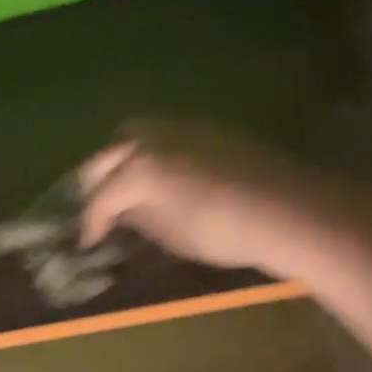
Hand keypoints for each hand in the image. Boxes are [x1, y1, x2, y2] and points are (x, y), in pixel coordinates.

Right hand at [78, 120, 371, 280]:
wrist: (283, 209)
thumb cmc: (221, 231)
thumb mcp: (170, 235)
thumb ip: (138, 219)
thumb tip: (122, 214)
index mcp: (137, 168)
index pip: (99, 197)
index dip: (90, 224)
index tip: (88, 244)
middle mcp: (151, 138)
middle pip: (108, 155)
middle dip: (97, 183)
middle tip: (99, 209)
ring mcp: (181, 127)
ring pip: (134, 137)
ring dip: (121, 161)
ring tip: (126, 188)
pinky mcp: (207, 128)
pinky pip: (163, 136)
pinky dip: (150, 154)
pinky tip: (161, 177)